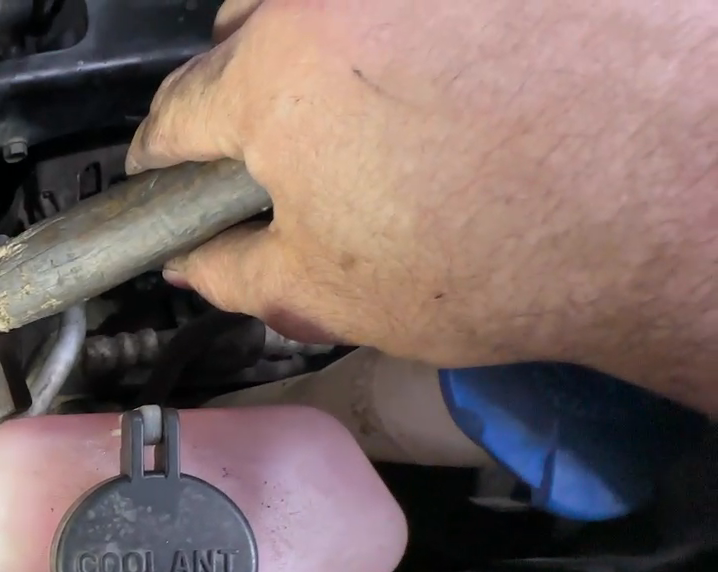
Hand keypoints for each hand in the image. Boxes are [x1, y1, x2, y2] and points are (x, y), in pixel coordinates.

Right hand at [125, 0, 717, 408]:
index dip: (158, 159)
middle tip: (279, 151)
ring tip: (369, 109)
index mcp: (281, 73)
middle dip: (240, 91)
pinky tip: (453, 75)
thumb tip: (191, 258)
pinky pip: (419, 0)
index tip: (165, 175)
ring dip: (323, 42)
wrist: (707, 209)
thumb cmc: (521, 252)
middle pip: (243, 27)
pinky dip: (416, 28)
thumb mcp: (317, 292)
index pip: (173, 113)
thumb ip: (225, 269)